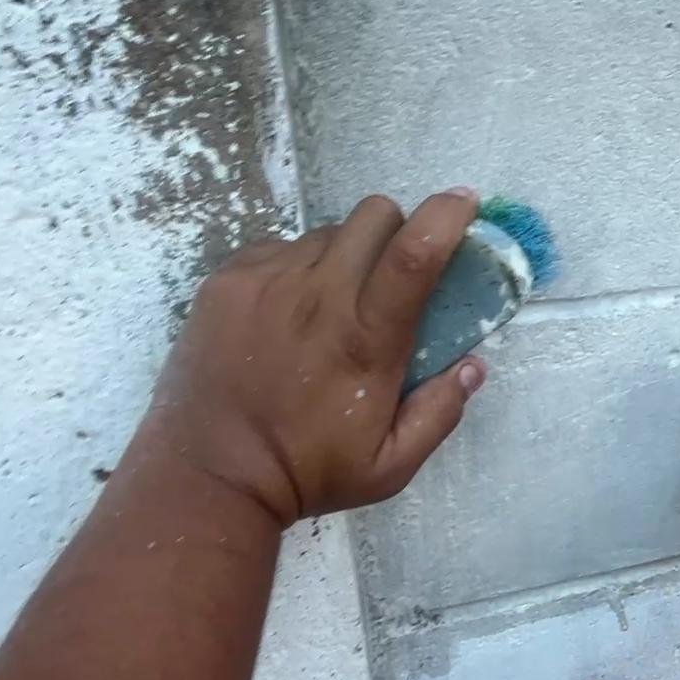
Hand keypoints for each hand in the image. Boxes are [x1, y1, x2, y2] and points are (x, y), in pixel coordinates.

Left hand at [131, 189, 486, 523]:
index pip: (412, 256)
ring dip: (349, 253)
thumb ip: (440, 414)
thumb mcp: (391, 466)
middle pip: (374, 216)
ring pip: (329, 231)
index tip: (465, 203)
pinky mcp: (228, 278)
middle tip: (393, 273)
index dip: (445, 217)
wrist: (205, 476)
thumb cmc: (307, 472)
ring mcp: (266, 281)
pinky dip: (302, 266)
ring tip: (335, 302)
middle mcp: (316, 296)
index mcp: (363, 341)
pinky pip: (283, 246)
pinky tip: (290, 310)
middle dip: (399, 230)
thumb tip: (474, 364)